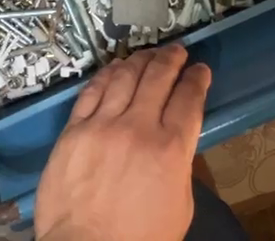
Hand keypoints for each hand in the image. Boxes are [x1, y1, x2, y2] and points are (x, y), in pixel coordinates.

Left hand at [35, 44, 211, 240]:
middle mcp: (138, 128)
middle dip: (171, 59)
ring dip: (140, 60)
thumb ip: (178, 165)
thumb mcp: (178, 207)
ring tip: (148, 55)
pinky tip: (115, 67)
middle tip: (177, 51)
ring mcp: (103, 125)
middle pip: (158, 77)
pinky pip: (92, 90)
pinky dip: (107, 73)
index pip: (189, 99)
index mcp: (170, 150)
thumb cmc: (140, 239)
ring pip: (124, 76)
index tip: (200, 69)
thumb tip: (175, 138)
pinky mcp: (74, 129)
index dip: (197, 78)